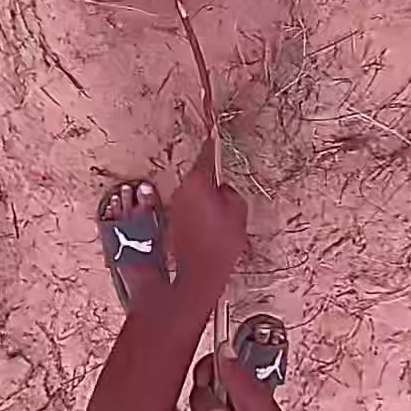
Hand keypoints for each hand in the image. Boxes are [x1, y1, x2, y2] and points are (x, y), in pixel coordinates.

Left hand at [166, 142, 246, 297]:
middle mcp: (181, 190)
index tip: (214, 134)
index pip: (206, 156)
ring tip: (220, 218)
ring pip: (193, 194)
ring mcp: (174, 207)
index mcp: (197, 183)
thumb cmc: (220, 243)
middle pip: (199, 176)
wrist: (198, 276)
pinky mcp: (172, 223)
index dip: (213, 145)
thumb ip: (230, 192)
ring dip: (204, 199)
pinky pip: (188, 209)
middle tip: (227, 195)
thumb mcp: (238, 212)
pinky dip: (198, 213)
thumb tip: (222, 189)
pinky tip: (209, 229)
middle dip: (211, 181)